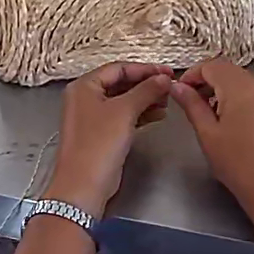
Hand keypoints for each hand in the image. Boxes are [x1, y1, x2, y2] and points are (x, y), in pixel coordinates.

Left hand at [45, 62, 173, 214]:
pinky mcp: (101, 134)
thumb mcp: (124, 111)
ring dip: (145, 99)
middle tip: (169, 87)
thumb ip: (146, 90)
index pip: (119, 68)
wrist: (84, 185)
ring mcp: (92, 117)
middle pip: (121, 83)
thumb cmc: (98, 144)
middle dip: (146, 84)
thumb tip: (164, 78)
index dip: (145, 69)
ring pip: (123, 100)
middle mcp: (85, 98)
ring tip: (167, 101)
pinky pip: (123, 116)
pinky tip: (158, 114)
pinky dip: (140, 114)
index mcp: (84, 86)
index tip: (167, 72)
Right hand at [167, 58, 253, 203]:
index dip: (192, 73)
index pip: (212, 66)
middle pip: (228, 70)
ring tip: (206, 111)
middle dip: (206, 80)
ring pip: (240, 81)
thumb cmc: (236, 161)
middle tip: (189, 100)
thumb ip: (192, 105)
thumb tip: (177, 86)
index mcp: (241, 88)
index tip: (179, 90)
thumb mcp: (208, 133)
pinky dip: (235, 97)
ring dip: (220, 88)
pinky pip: (251, 93)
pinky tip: (226, 119)